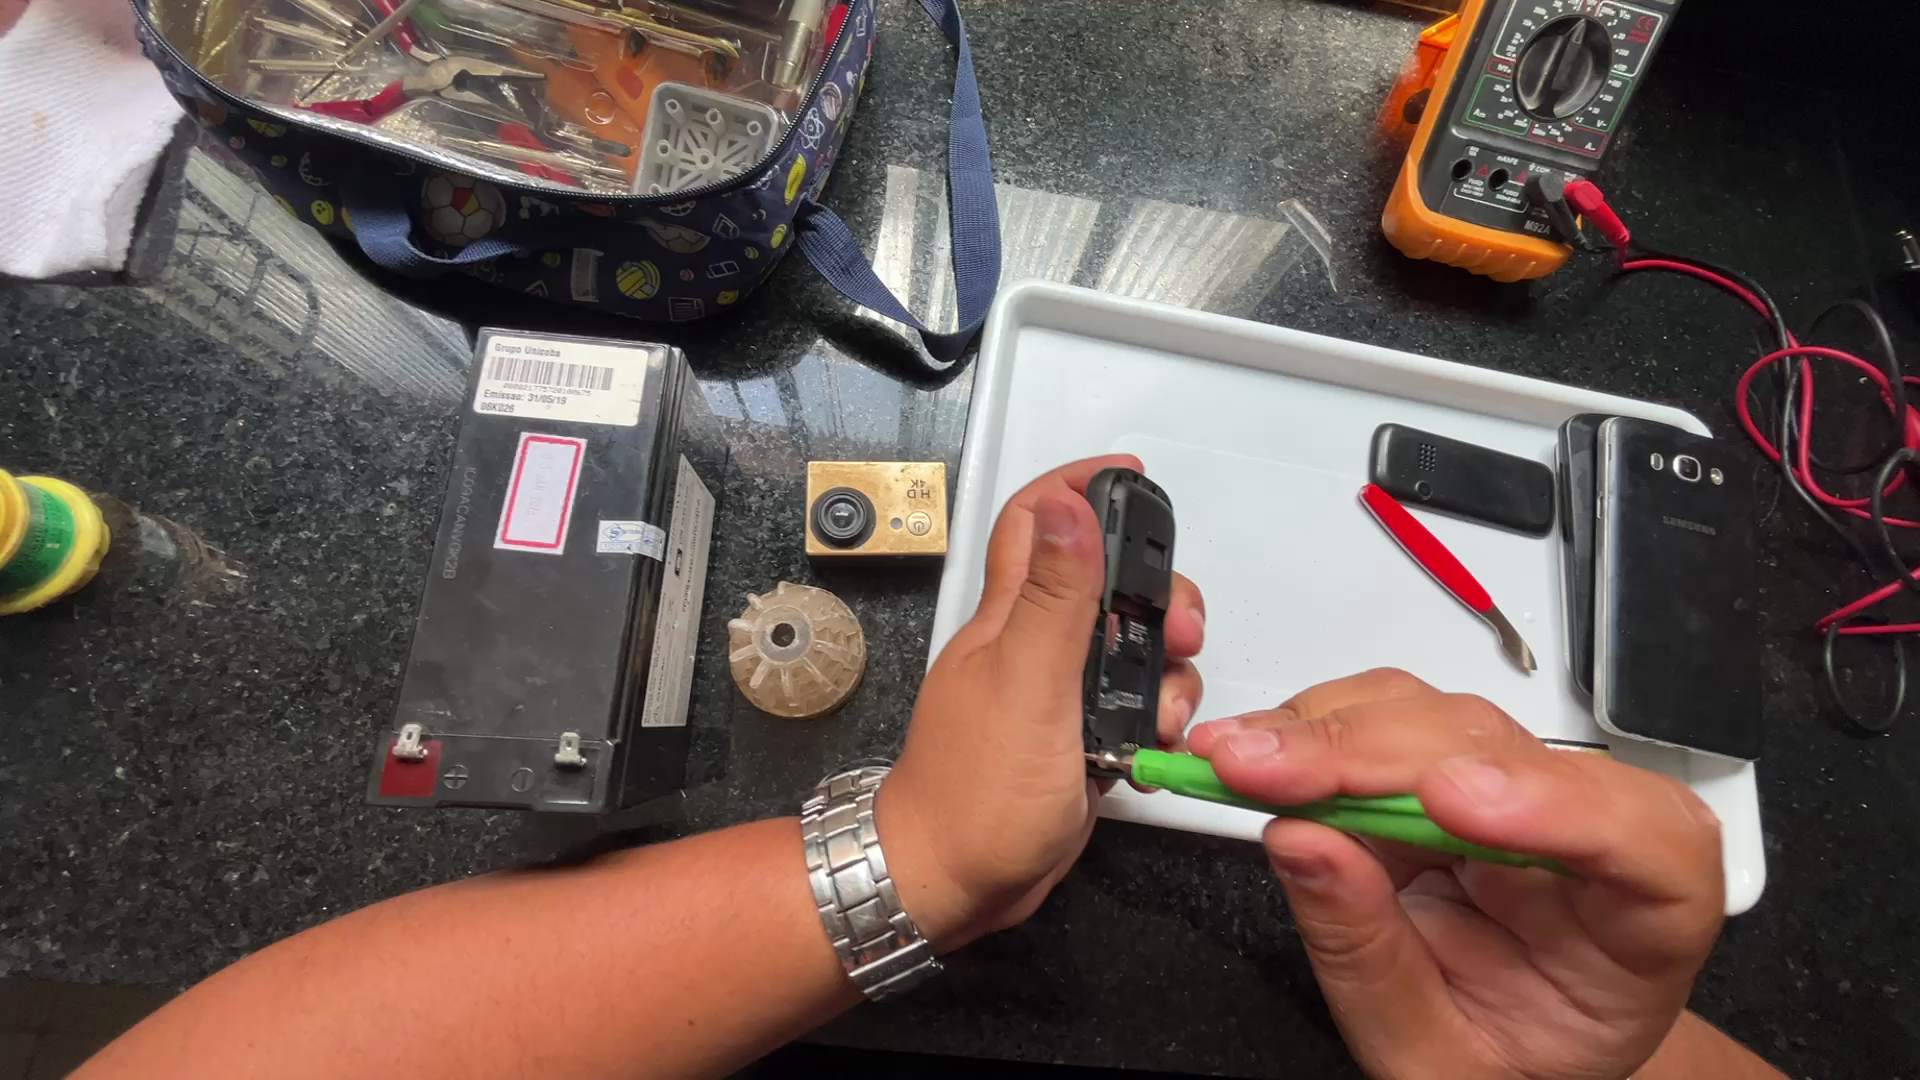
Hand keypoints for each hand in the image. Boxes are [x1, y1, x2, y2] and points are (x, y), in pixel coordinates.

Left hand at [876, 455, 1205, 951]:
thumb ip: (1053, 597)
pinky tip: (1160, 738)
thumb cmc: (980, 786)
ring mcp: (1055, 686)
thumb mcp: (1027, 682)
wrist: (959, 880)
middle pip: (1100, 577)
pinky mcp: (1076, 729)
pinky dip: (1157, 707)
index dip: (1077, 485)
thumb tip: (1069, 507)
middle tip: (1181, 620)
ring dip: (1164, 658)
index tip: (1129, 474)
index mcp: (1010, 613)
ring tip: (1172, 699)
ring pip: (1125, 639)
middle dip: (1152, 587)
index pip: (1037, 519)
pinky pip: (1129, 697)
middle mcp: (1032, 639)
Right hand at [1189, 669, 1724, 1079]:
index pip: (1644, 839)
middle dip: (1361, 750)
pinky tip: (1248, 743)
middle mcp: (1566, 828)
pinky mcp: (1422, 757)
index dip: (1555, 802)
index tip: (1448, 799)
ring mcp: (1490, 778)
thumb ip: (1369, 955)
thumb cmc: (1482, 1050)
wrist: (1479, 1037)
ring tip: (1236, 758)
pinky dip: (1298, 723)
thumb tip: (1300, 839)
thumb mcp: (1427, 1050)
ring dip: (1317, 727)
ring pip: (1418, 709)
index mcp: (1628, 924)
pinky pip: (1367, 711)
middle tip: (1259, 767)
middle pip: (1490, 746)